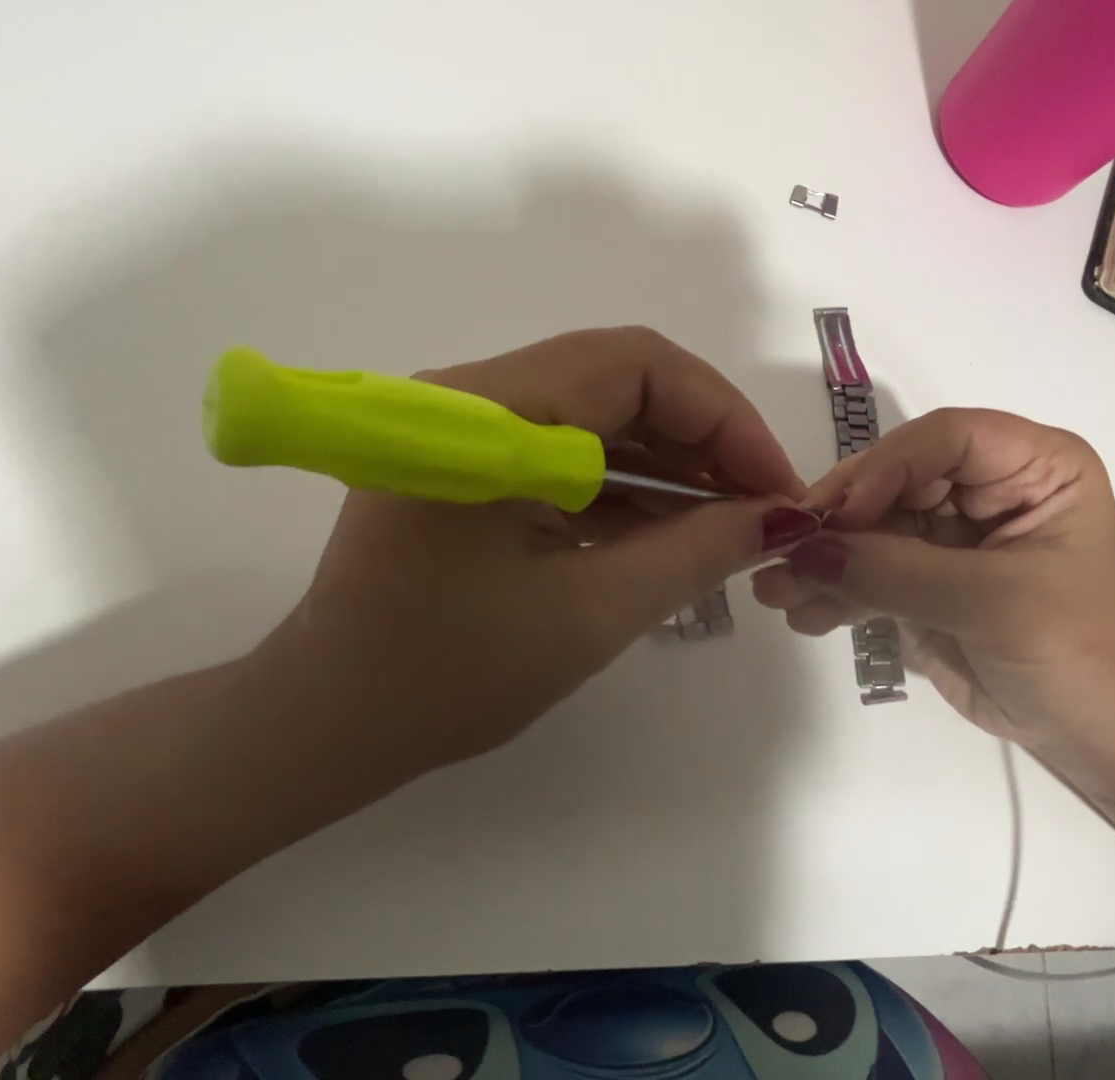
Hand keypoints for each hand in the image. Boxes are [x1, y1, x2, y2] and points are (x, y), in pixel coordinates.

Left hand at [231, 328, 819, 792]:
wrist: (336, 720)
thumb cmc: (452, 675)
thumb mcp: (591, 613)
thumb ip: (694, 552)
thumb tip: (778, 517)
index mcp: (488, 414)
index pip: (633, 364)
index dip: (721, 415)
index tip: (773, 485)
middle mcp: (469, 397)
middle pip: (615, 383)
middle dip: (700, 440)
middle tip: (760, 507)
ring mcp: (462, 430)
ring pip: (592, 419)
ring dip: (664, 465)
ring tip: (727, 523)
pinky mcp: (462, 467)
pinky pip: (558, 455)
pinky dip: (619, 487)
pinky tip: (669, 528)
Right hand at [749, 408, 1114, 802]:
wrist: (1101, 741)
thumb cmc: (1083, 657)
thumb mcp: (995, 605)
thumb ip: (895, 572)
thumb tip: (801, 547)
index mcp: (1033, 468)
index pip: (945, 438)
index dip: (885, 466)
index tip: (835, 515)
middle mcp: (985, 491)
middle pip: (892, 481)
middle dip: (836, 520)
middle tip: (783, 552)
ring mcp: (948, 539)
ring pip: (868, 530)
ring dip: (822, 560)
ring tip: (777, 594)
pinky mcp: (922, 583)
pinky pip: (866, 574)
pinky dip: (832, 592)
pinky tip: (801, 616)